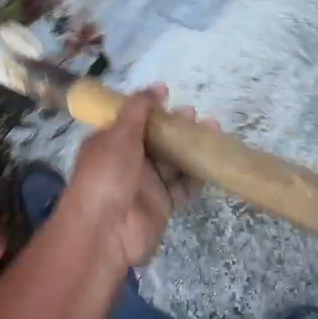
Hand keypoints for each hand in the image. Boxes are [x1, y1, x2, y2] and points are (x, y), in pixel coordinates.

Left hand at [60, 85, 210, 268]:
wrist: (105, 231)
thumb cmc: (107, 174)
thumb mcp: (119, 134)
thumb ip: (138, 109)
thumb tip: (157, 87)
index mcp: (110, 141)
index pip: (132, 120)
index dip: (150, 107)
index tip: (168, 93)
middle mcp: (128, 161)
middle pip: (156, 139)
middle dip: (175, 126)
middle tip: (193, 114)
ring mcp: (146, 183)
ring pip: (173, 160)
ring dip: (190, 147)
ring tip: (211, 129)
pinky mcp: (162, 204)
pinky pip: (183, 186)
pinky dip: (196, 175)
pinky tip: (211, 161)